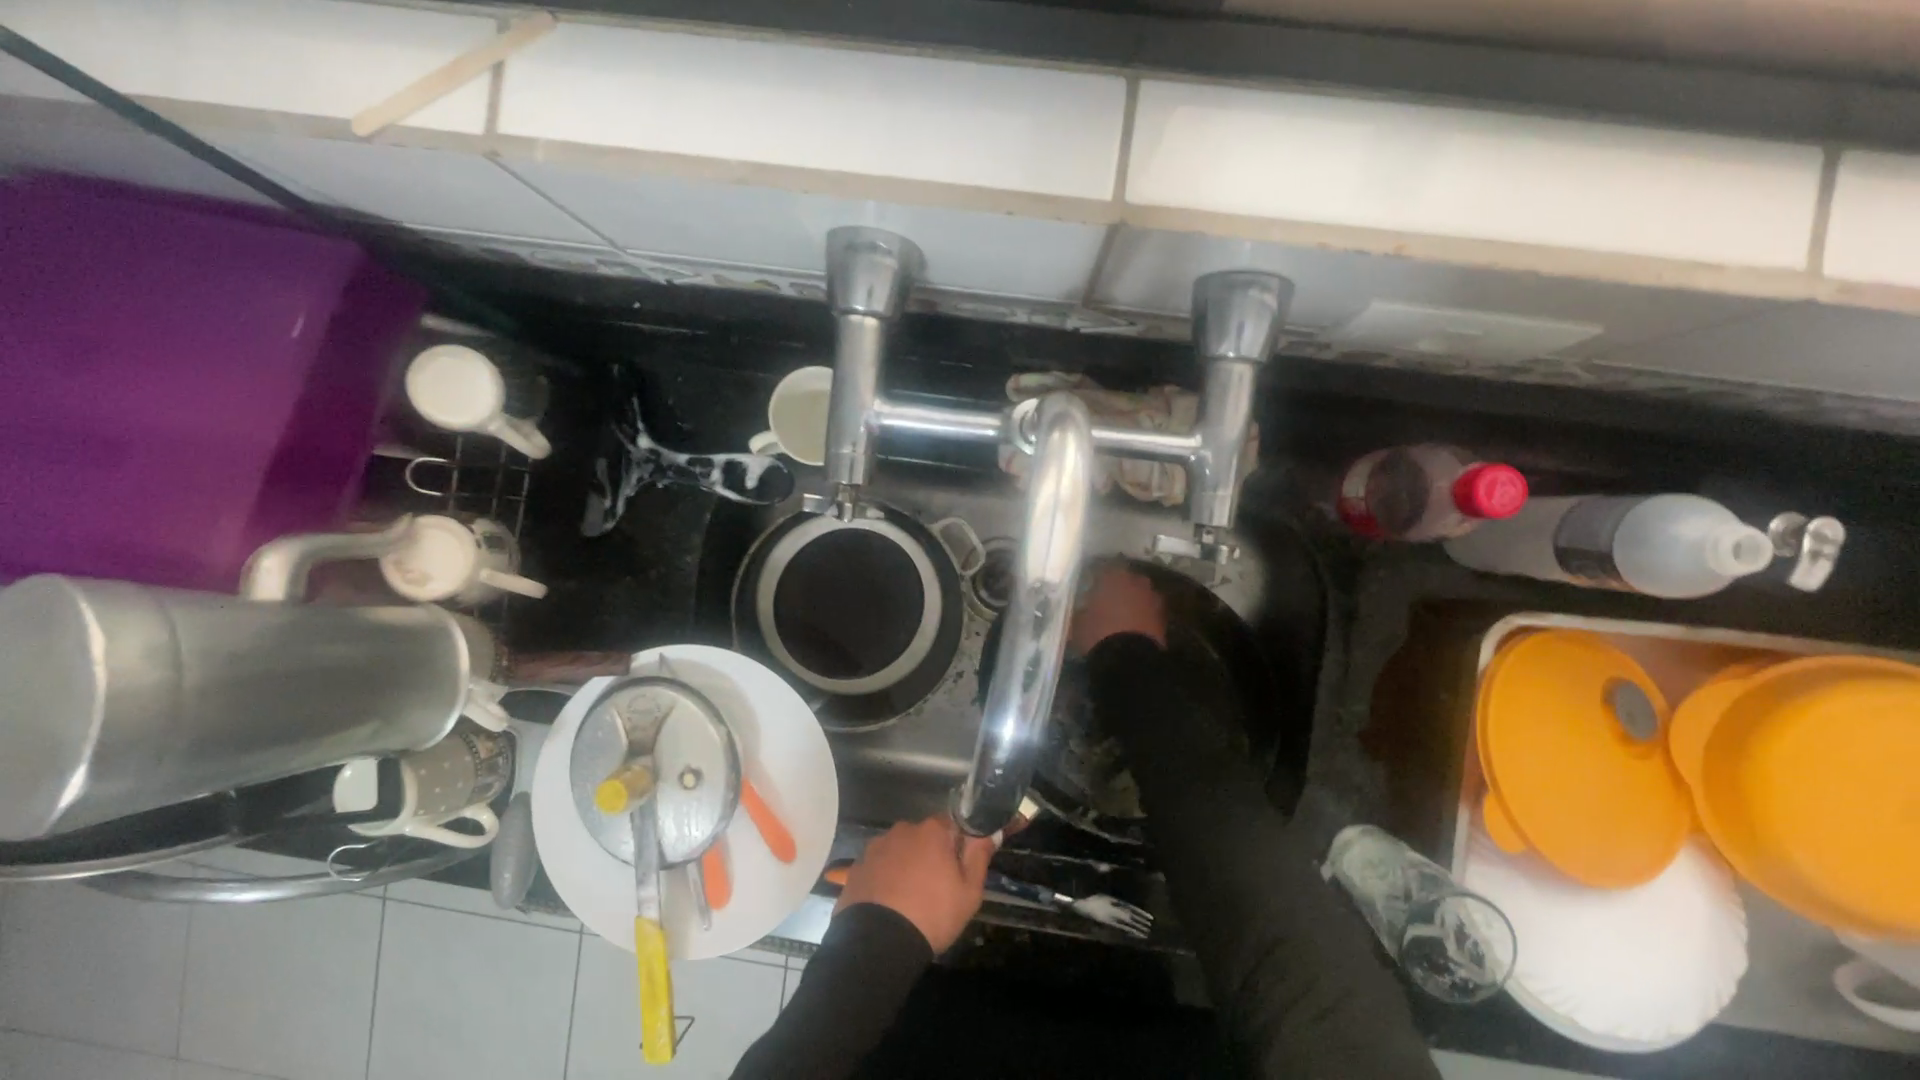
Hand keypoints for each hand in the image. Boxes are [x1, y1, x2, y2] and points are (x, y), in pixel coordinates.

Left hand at [835, 817, 993, 952]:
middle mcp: (902, 830)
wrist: (879, 944)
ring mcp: (875, 848)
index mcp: (932, 831)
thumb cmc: (933, 914)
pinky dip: (884, 878)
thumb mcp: (969, 891)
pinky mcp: (857, 867)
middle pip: (922, 837)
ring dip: (906, 866)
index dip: (957, 846)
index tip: (959, 869)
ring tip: (909, 899)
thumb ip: (979, 856)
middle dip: (930, 855)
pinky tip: (889, 903)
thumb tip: (991, 831)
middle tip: (936, 888)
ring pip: (899, 851)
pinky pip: (878, 867)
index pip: (951, 825)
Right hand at [1069, 562, 1166, 653]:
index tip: (1089, 588)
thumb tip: (1084, 605)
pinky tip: (1133, 626)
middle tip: (1107, 600)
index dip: (1096, 579)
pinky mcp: (1163, 615)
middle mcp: (1136, 580)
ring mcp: (1152, 596)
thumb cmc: (1098, 633)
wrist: (1130, 658)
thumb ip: (1082, 608)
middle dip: (1118, 588)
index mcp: (1113, 575)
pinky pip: (1149, 609)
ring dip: (1133, 600)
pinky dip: (1142, 614)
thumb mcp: (1078, 621)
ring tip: (1122, 615)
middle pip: (1126, 579)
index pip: (1102, 569)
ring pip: (1140, 593)